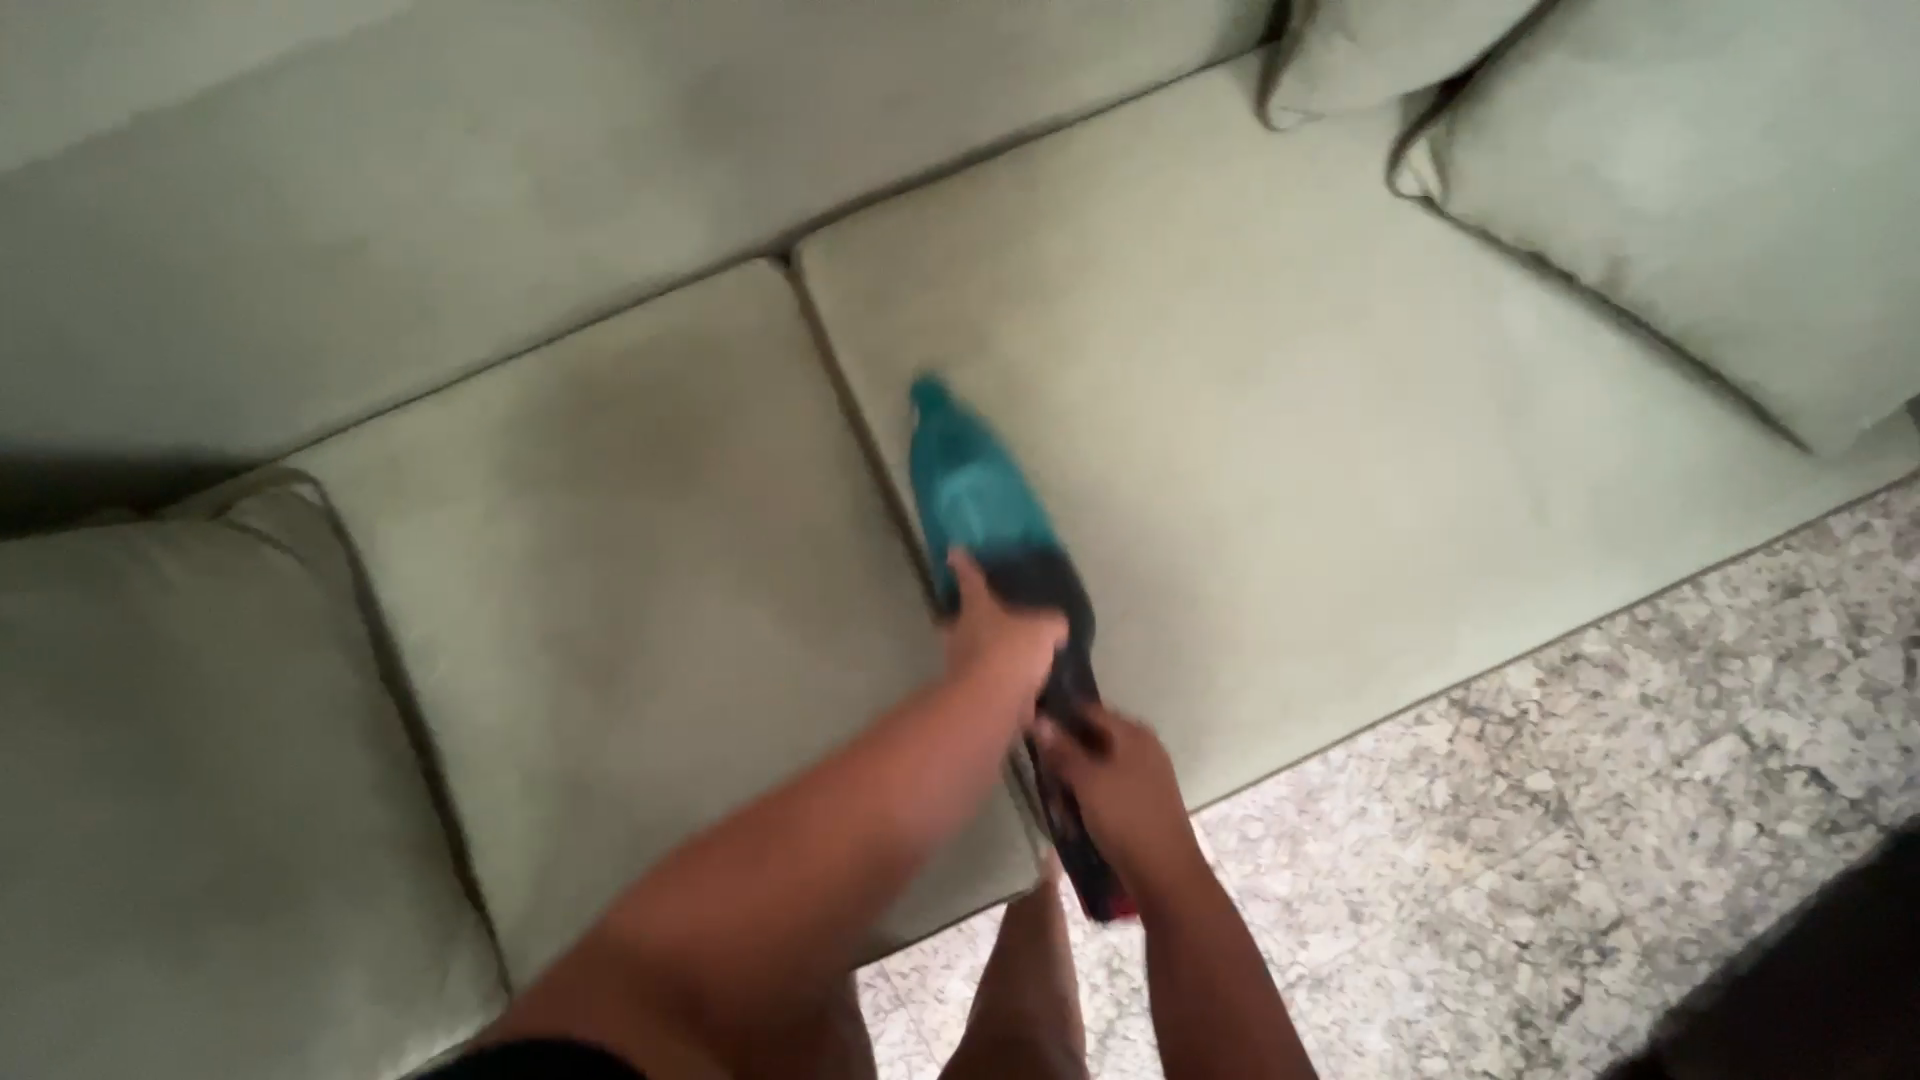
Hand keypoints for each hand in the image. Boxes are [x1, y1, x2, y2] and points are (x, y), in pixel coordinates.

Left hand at [942, 549, 1068, 700]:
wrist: (991, 701)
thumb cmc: (1012, 651)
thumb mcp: (1044, 628)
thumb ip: (1050, 624)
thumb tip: (1055, 627)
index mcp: (977, 609)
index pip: (971, 580)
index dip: (965, 565)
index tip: (954, 551)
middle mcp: (962, 634)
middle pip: (956, 621)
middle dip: (963, 620)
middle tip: (979, 620)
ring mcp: (961, 666)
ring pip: (969, 654)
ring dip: (985, 656)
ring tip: (1012, 660)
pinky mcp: (970, 695)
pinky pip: (988, 684)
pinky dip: (1003, 687)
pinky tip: (1024, 694)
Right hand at [1034, 705, 1208, 903]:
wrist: (1165, 874)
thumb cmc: (1125, 818)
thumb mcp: (1087, 781)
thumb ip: (1063, 750)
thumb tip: (1039, 720)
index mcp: (1133, 734)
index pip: (1089, 711)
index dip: (1060, 717)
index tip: (1032, 731)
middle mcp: (1143, 749)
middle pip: (1093, 740)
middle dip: (1065, 755)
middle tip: (1042, 772)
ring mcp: (1145, 777)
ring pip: (1098, 767)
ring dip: (1075, 781)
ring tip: (1056, 801)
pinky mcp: (1143, 802)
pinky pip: (1109, 788)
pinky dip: (1090, 797)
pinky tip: (1074, 815)